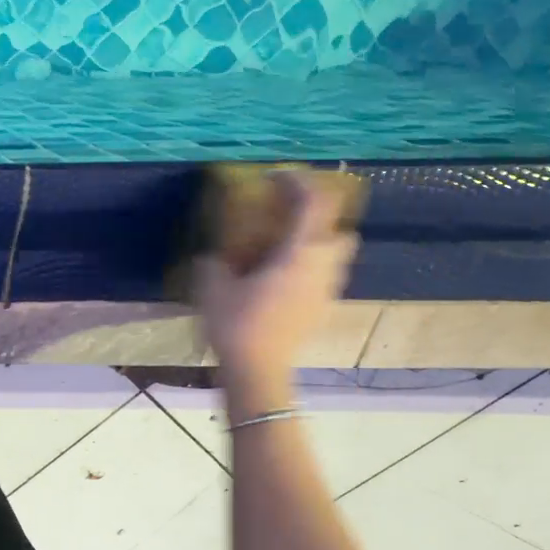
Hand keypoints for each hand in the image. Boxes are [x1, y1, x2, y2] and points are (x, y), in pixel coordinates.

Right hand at [196, 170, 358, 382]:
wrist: (258, 371)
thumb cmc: (236, 326)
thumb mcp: (213, 289)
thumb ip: (216, 263)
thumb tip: (216, 255)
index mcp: (299, 251)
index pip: (313, 201)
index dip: (296, 182)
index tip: (273, 177)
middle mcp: (323, 264)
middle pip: (336, 226)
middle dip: (315, 216)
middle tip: (284, 220)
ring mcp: (328, 287)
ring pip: (334, 252)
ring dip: (313, 243)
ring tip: (281, 251)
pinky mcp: (323, 307)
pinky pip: (323, 276)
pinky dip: (307, 268)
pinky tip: (279, 282)